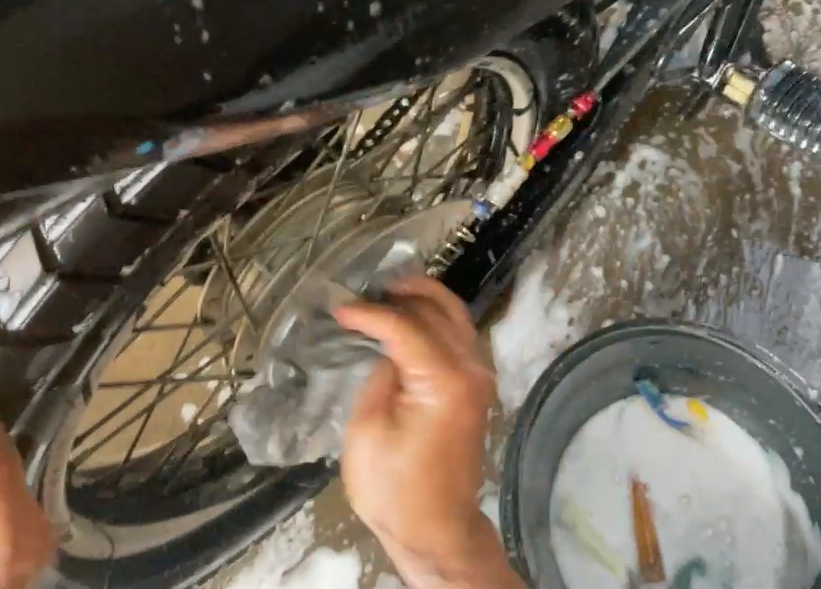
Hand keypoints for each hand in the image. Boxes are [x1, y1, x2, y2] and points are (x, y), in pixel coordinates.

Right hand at [335, 278, 520, 588]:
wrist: (436, 529)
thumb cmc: (395, 487)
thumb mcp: (368, 429)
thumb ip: (381, 375)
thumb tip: (389, 349)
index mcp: (444, 379)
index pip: (405, 326)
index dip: (370, 314)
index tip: (341, 310)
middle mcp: (471, 368)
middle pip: (438, 310)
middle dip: (402, 294)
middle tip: (367, 291)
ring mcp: (480, 375)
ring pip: (457, 315)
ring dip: (425, 299)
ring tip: (390, 293)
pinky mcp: (477, 385)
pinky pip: (461, 334)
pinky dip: (438, 317)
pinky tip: (412, 318)